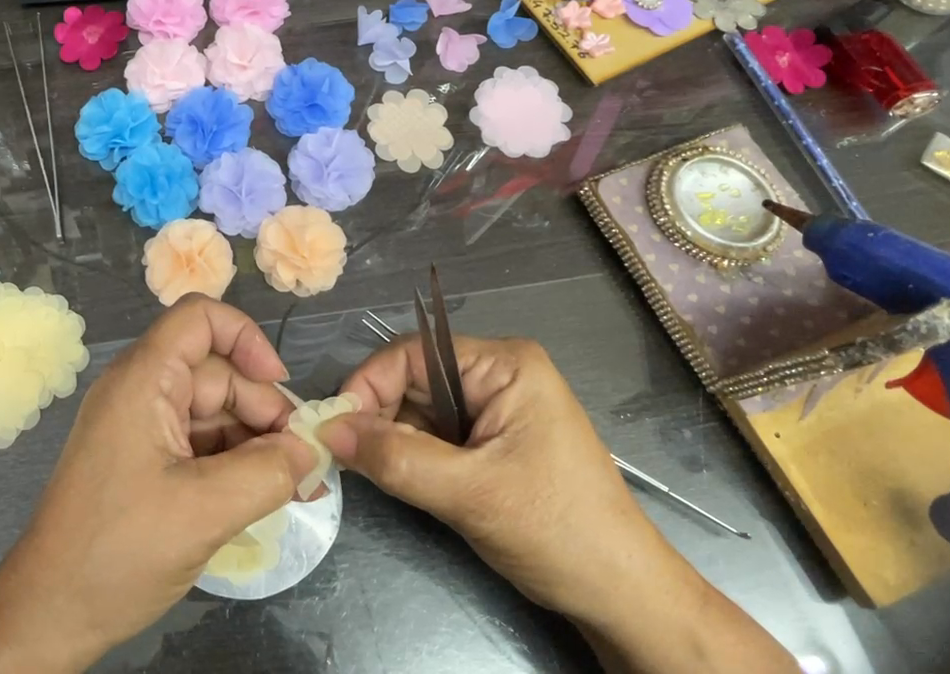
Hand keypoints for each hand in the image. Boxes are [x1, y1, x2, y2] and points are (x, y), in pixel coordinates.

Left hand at [0, 296, 313, 673]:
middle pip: (216, 372)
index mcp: (143, 380)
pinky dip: (234, 463)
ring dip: (256, 442)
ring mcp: (140, 427)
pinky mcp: (143, 461)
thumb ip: (267, 473)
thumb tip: (309, 451)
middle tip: (306, 462)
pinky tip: (267, 495)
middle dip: (264, 409)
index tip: (280, 383)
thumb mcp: (205, 511)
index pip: (199, 318)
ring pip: (213, 412)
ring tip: (298, 486)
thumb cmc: (119, 551)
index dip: (245, 337)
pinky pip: (199, 444)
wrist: (50, 611)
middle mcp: (140, 391)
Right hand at [317, 335, 666, 618]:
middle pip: (413, 379)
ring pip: (419, 410)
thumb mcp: (469, 493)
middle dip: (378, 416)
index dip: (369, 384)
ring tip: (373, 472)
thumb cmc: (556, 530)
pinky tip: (401, 479)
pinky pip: (436, 436)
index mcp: (504, 365)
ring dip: (393, 440)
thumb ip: (394, 458)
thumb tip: (326, 432)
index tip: (336, 427)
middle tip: (345, 457)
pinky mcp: (493, 443)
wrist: (622, 597)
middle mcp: (499, 376)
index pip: (413, 353)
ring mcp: (497, 410)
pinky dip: (411, 456)